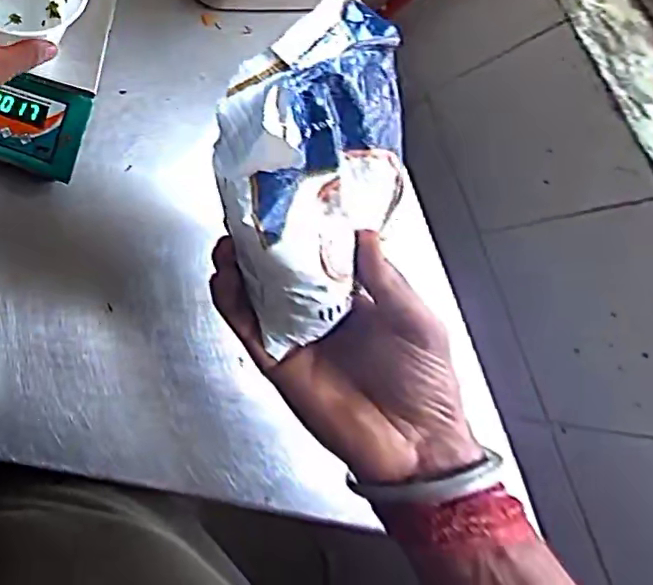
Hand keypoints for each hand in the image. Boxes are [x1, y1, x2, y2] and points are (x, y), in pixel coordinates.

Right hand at [211, 231, 481, 484]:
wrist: (418, 448)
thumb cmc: (426, 388)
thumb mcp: (417, 322)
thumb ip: (385, 278)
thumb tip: (362, 233)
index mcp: (343, 297)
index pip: (309, 254)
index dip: (294, 229)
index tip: (285, 204)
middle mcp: (310, 310)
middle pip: (269, 266)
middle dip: (253, 241)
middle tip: (246, 218)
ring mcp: (287, 330)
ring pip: (246, 288)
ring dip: (233, 263)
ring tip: (230, 242)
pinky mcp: (270, 354)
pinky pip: (239, 319)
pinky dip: (226, 295)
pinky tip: (225, 276)